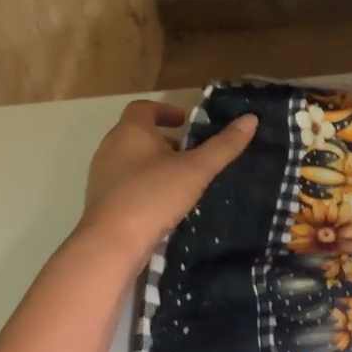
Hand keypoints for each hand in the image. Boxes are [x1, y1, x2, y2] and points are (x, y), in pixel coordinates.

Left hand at [79, 101, 257, 250]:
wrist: (111, 243)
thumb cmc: (153, 196)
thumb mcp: (195, 170)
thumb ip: (223, 146)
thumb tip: (251, 119)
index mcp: (130, 131)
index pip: (143, 108)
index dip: (164, 111)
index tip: (185, 122)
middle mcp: (110, 147)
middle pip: (135, 133)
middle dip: (162, 139)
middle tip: (187, 152)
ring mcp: (101, 175)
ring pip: (129, 159)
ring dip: (152, 163)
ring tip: (178, 179)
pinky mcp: (101, 200)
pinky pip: (124, 182)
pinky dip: (142, 184)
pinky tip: (161, 204)